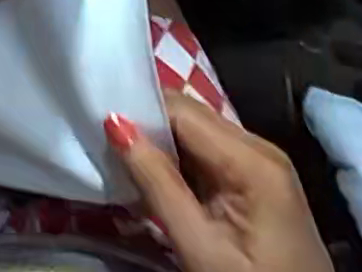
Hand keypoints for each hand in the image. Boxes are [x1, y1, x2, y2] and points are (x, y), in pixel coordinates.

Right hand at [107, 92, 332, 271]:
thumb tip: (113, 122)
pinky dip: (178, 159)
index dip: (139, 112)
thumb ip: (157, 184)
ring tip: (124, 160)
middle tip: (106, 144)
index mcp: (252, 159)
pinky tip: (156, 176)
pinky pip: (207, 151)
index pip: (180, 110)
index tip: (99, 125)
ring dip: (160, 143)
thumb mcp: (200, 250)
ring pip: (195, 130)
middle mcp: (259, 146)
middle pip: (189, 114)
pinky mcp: (258, 179)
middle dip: (147, 125)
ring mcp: (262, 162)